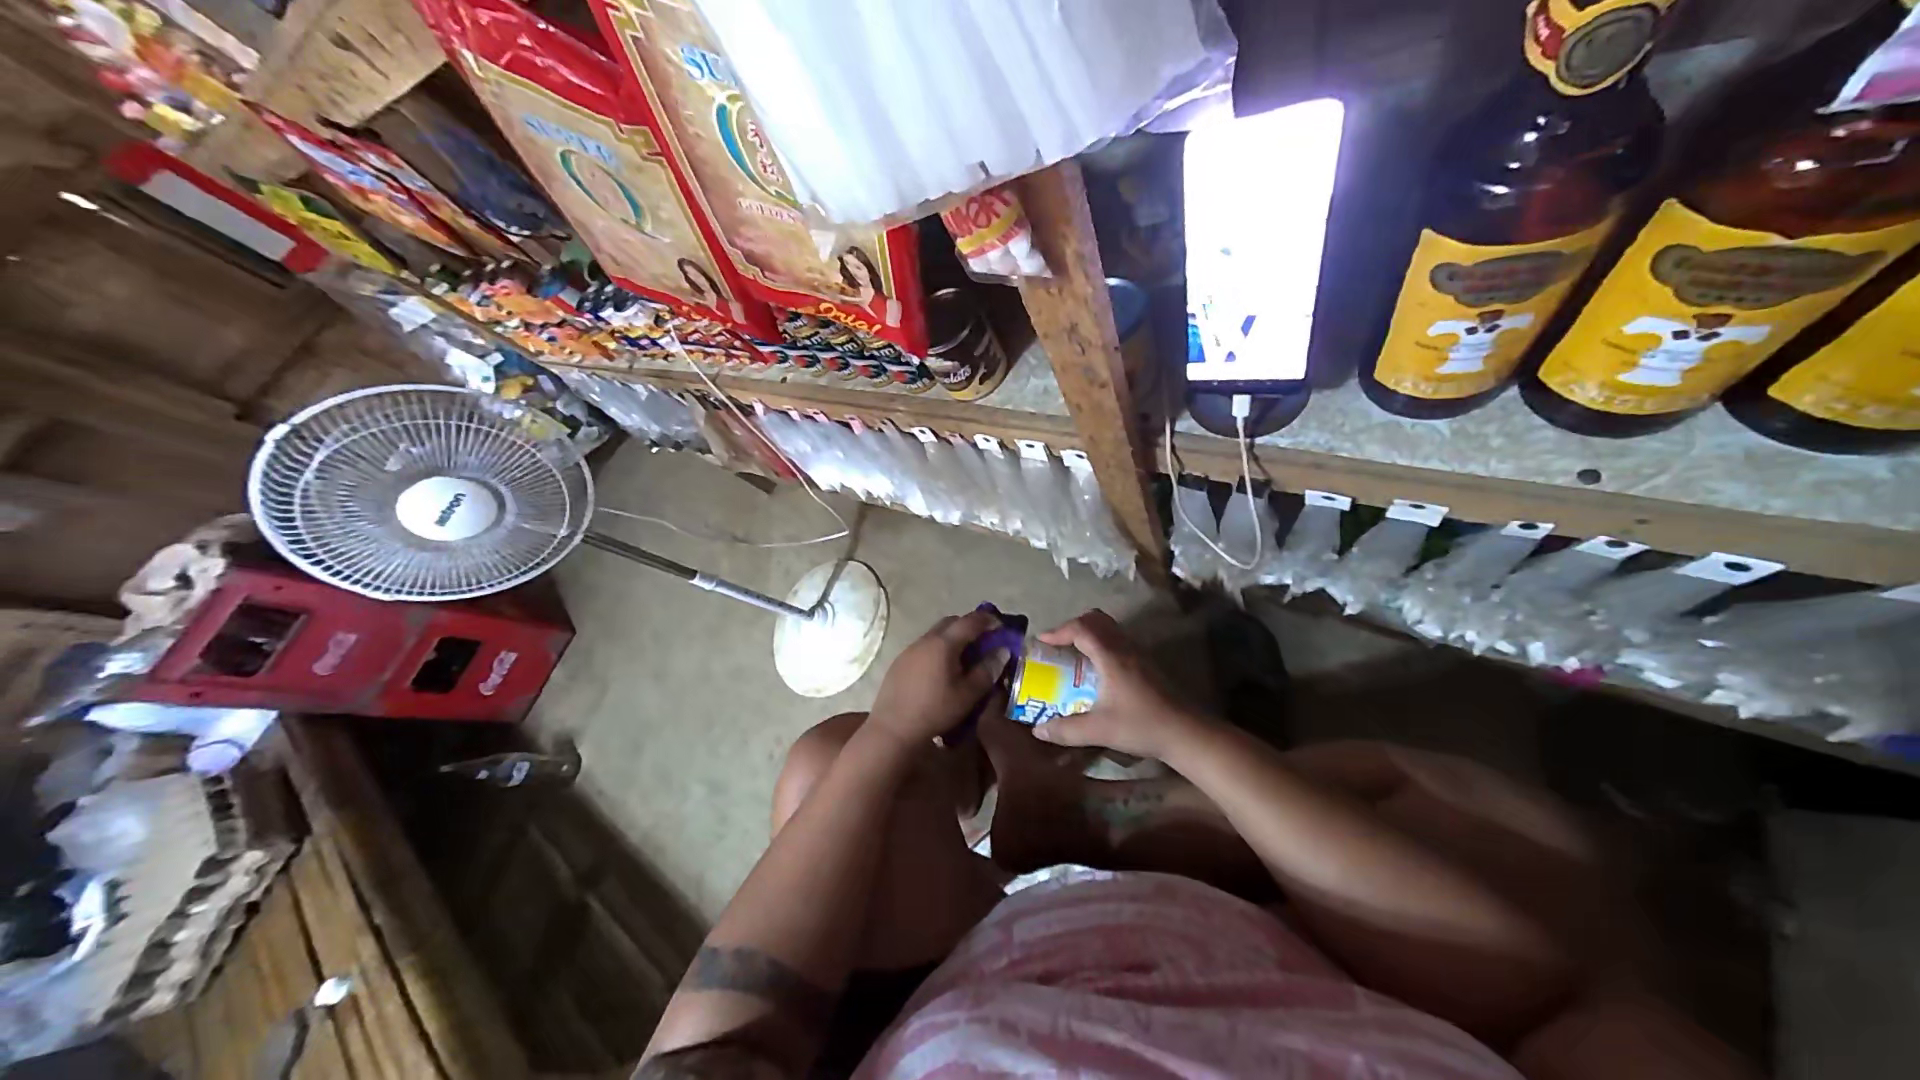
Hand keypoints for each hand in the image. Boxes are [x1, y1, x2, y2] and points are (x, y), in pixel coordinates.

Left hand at [867, 610, 1009, 746]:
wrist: (893, 729)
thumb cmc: (935, 711)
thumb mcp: (968, 694)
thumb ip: (987, 670)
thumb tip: (1002, 651)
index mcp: (944, 643)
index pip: (970, 621)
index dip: (988, 620)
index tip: (1001, 626)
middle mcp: (925, 640)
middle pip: (951, 622)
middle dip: (969, 626)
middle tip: (984, 641)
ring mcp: (909, 650)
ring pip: (936, 634)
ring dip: (952, 639)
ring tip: (964, 658)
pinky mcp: (899, 662)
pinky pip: (924, 647)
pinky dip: (938, 650)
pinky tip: (941, 671)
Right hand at [1029, 609, 1214, 758]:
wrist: (1187, 733)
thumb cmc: (1142, 725)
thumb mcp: (1099, 730)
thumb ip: (1066, 730)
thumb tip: (1038, 730)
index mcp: (1111, 656)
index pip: (1081, 628)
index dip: (1059, 630)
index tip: (1042, 643)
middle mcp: (1125, 647)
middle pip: (1096, 619)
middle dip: (1072, 627)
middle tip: (1057, 645)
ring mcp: (1139, 654)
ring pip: (1109, 628)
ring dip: (1088, 634)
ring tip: (1072, 655)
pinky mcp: (1147, 664)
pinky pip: (1118, 641)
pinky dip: (1101, 644)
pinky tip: (1096, 671)